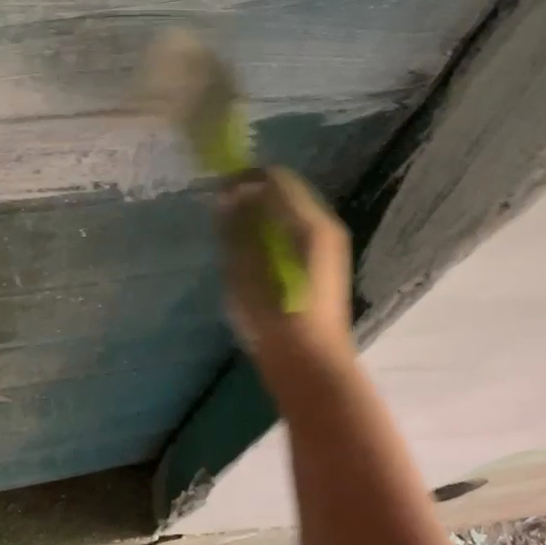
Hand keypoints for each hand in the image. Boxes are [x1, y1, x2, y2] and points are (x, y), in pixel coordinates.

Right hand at [217, 167, 354, 372]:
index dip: (244, 178)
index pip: (275, 178)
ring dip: (262, 213)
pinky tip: (254, 255)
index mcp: (308, 224)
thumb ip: (235, 229)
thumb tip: (227, 197)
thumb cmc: (276, 319)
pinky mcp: (325, 265)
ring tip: (234, 234)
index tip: (217, 192)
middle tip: (222, 212)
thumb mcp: (244, 271)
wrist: (311, 366)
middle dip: (253, 194)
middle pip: (286, 192)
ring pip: (291, 212)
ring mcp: (328, 246)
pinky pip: (295, 231)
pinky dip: (273, 231)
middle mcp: (324, 227)